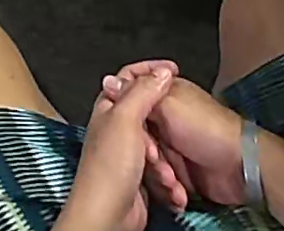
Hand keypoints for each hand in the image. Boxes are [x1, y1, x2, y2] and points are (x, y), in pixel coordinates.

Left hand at [57, 65, 172, 230]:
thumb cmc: (112, 163)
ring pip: (160, 149)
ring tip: (167, 178)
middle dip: (165, 133)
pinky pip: (161, 174)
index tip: (175, 69)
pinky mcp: (139, 178)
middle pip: (150, 117)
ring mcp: (128, 153)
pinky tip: (172, 194)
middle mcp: (117, 125)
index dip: (151, 70)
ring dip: (169, 165)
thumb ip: (143, 93)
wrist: (108, 214)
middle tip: (171, 147)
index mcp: (110, 105)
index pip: (131, 78)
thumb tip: (161, 71)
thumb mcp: (127, 119)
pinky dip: (169, 184)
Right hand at [106, 64, 251, 207]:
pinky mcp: (179, 168)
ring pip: (147, 156)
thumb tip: (108, 80)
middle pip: (136, 130)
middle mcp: (162, 117)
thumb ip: (138, 94)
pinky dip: (167, 186)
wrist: (239, 166)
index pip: (130, 96)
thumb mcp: (167, 105)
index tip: (125, 125)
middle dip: (143, 148)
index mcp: (160, 94)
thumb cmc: (202, 128)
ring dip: (156, 171)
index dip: (125, 111)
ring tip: (171, 180)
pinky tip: (175, 191)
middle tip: (154, 159)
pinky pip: (160, 175)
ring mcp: (171, 144)